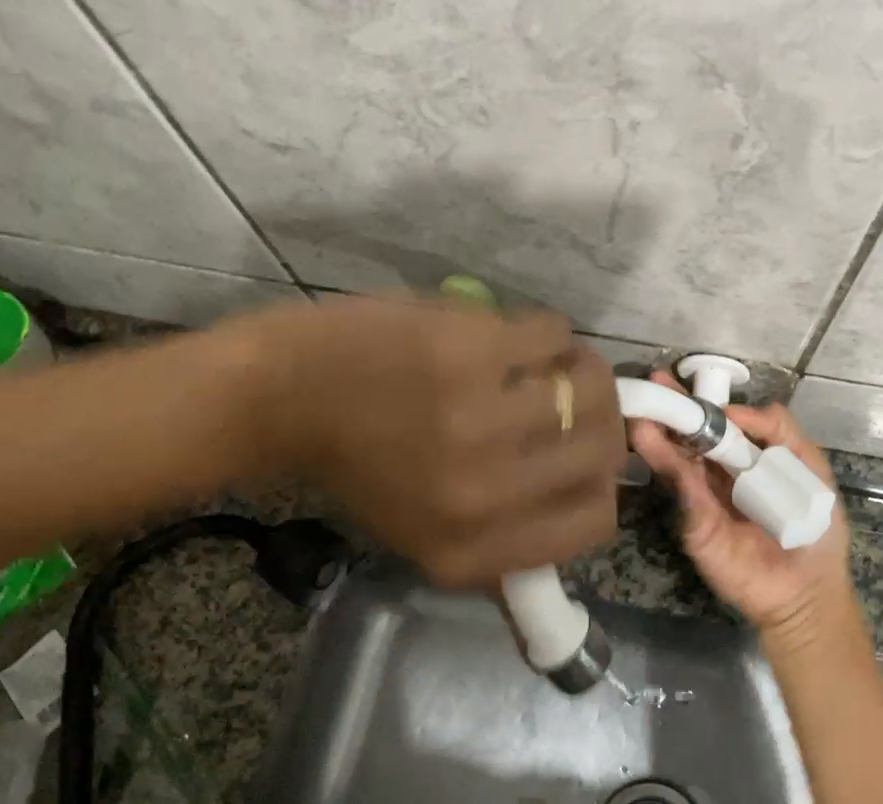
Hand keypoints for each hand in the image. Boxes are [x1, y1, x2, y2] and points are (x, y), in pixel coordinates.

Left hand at [230, 297, 626, 586]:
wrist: (281, 393)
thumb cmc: (351, 463)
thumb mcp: (420, 533)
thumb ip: (501, 537)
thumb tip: (587, 503)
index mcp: (470, 550)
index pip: (593, 522)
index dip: (600, 485)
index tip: (583, 456)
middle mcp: (483, 494)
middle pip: (601, 451)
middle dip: (601, 420)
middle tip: (576, 398)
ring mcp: (480, 417)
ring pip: (591, 387)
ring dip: (580, 369)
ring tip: (552, 362)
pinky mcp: (472, 349)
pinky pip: (554, 334)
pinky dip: (547, 332)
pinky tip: (517, 336)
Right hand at [628, 371, 850, 635]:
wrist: (809, 592)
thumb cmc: (815, 531)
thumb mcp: (811, 469)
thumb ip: (781, 432)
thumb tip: (735, 409)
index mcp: (745, 462)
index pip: (717, 426)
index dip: (700, 405)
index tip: (679, 381)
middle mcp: (718, 477)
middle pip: (690, 438)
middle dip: (672, 411)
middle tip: (652, 383)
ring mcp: (702, 499)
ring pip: (677, 458)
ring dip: (658, 432)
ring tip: (642, 406)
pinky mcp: (694, 522)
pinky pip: (681, 487)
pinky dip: (664, 460)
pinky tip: (648, 438)